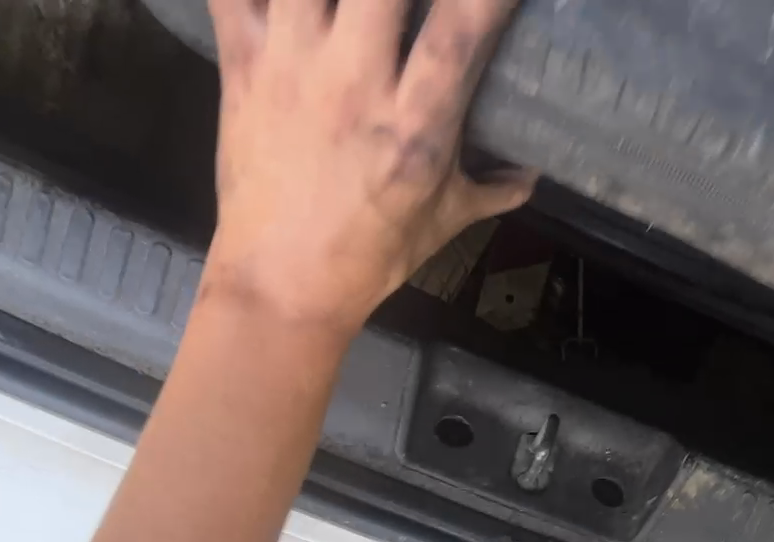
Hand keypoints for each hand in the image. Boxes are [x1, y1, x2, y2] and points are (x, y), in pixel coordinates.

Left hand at [203, 0, 537, 332]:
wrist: (285, 281)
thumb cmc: (372, 256)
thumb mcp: (444, 222)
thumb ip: (493, 190)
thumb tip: (532, 173)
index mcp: (415, 125)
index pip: (460, 28)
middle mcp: (354, 82)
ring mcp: (291, 63)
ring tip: (351, 2)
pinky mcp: (241, 60)